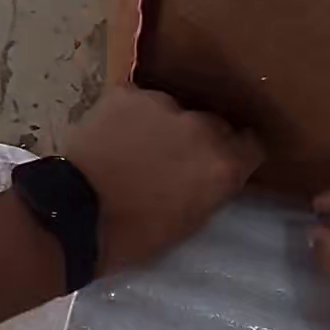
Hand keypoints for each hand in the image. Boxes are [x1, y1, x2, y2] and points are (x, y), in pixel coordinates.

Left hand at [61, 86, 262, 273]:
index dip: (240, 156)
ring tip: (141, 152)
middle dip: (203, 142)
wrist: (77, 216)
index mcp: (222, 165)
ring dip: (167, 128)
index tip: (228, 165)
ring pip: (177, 112)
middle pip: (217, 125)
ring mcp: (163, 105)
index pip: (253, 146)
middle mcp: (202, 126)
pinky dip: (134, 118)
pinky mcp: (127, 94)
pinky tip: (117, 139)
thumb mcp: (190, 223)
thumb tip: (216, 173)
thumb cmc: (138, 236)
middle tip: (177, 164)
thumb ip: (212, 189)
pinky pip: (141, 104)